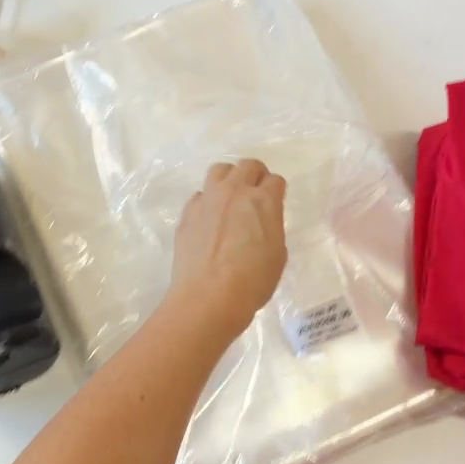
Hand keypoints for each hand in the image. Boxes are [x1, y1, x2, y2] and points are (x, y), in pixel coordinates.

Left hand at [166, 159, 287, 340]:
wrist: (208, 297)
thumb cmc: (252, 282)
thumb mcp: (277, 255)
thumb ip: (270, 228)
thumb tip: (260, 223)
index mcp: (263, 201)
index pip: (275, 181)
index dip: (276, 191)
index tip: (275, 202)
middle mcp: (234, 192)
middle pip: (247, 166)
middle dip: (255, 175)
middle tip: (255, 192)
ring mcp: (207, 200)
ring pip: (219, 171)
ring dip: (228, 179)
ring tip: (230, 198)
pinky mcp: (187, 214)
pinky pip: (199, 196)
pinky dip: (207, 202)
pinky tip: (209, 220)